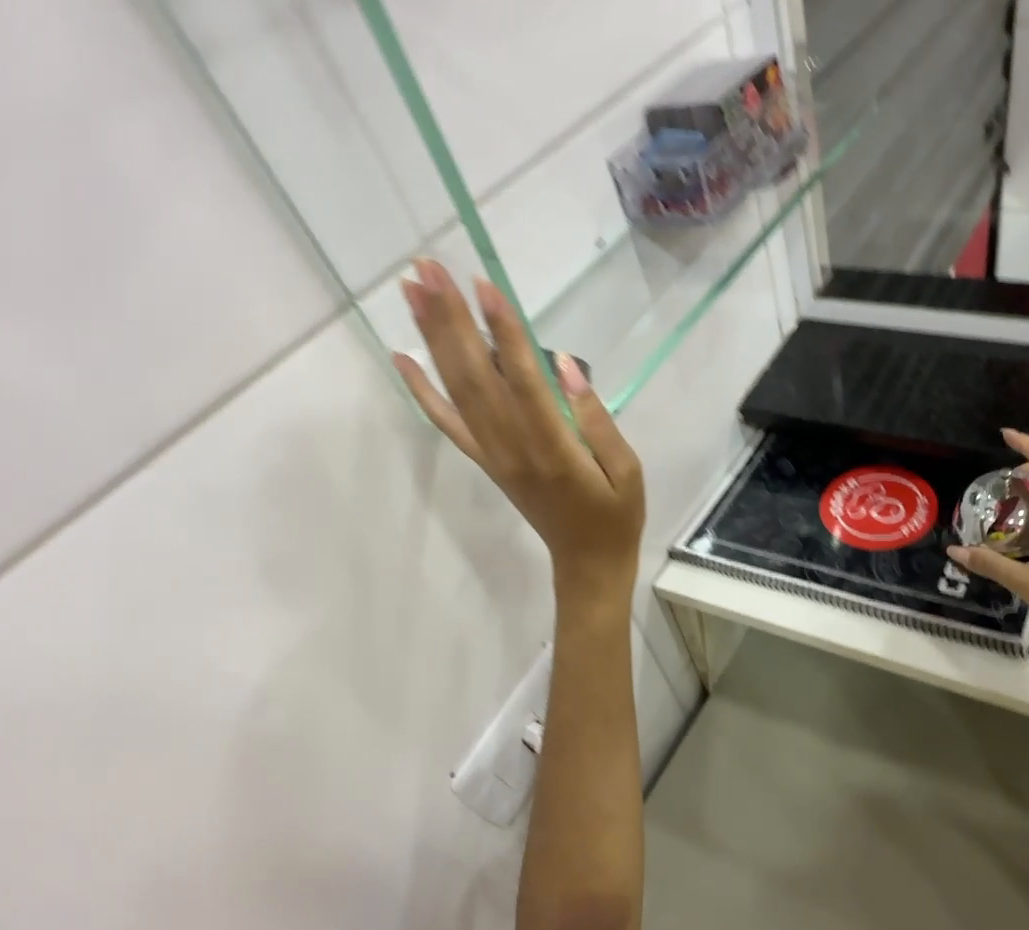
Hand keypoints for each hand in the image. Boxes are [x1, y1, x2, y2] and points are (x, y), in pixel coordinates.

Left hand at [390, 259, 644, 602]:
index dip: (504, 331)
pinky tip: (401, 358)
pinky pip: (448, 423)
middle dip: (451, 318)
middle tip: (428, 267)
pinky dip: (422, 391)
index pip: (522, 379)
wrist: (588, 564)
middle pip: (476, 375)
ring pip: (457, 389)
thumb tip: (565, 366)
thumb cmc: (616, 515)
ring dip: (432, 338)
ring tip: (411, 290)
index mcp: (553, 448)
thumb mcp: (626, 470)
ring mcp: (493, 455)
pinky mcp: (486, 461)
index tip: (483, 284)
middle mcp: (512, 447)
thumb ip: (596, 420)